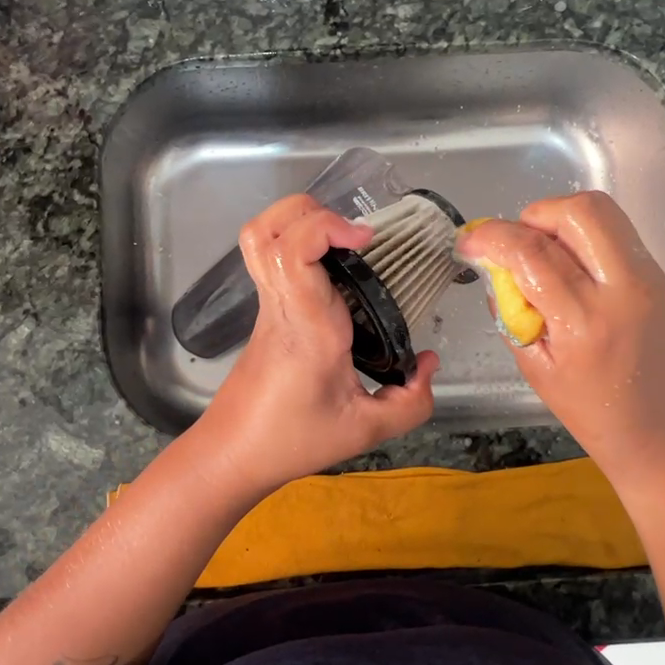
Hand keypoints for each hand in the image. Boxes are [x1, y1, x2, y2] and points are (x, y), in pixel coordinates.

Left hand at [195, 195, 438, 495]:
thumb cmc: (293, 441)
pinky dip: (293, 240)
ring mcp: (266, 304)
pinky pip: (268, 256)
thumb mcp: (366, 431)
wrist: (234, 453)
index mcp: (308, 326)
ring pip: (260, 237)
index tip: (363, 239)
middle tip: (354, 237)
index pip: (294, 253)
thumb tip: (430, 364)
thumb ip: (412, 401)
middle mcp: (282, 304)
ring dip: (297, 220)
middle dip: (311, 211)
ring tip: (339, 240)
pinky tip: (329, 267)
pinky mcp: (263, 309)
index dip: (326, 226)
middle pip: (269, 230)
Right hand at [455, 192, 664, 475]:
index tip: (468, 243)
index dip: (492, 237)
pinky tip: (567, 265)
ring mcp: (646, 277)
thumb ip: (512, 315)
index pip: (531, 252)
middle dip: (534, 215)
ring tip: (540, 251)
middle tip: (515, 242)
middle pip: (578, 212)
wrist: (664, 435)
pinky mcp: (656, 276)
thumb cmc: (593, 414)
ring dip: (560, 219)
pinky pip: (614, 232)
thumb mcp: (536, 370)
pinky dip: (582, 234)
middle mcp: (621, 289)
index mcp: (584, 321)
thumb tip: (495, 272)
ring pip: (602, 212)